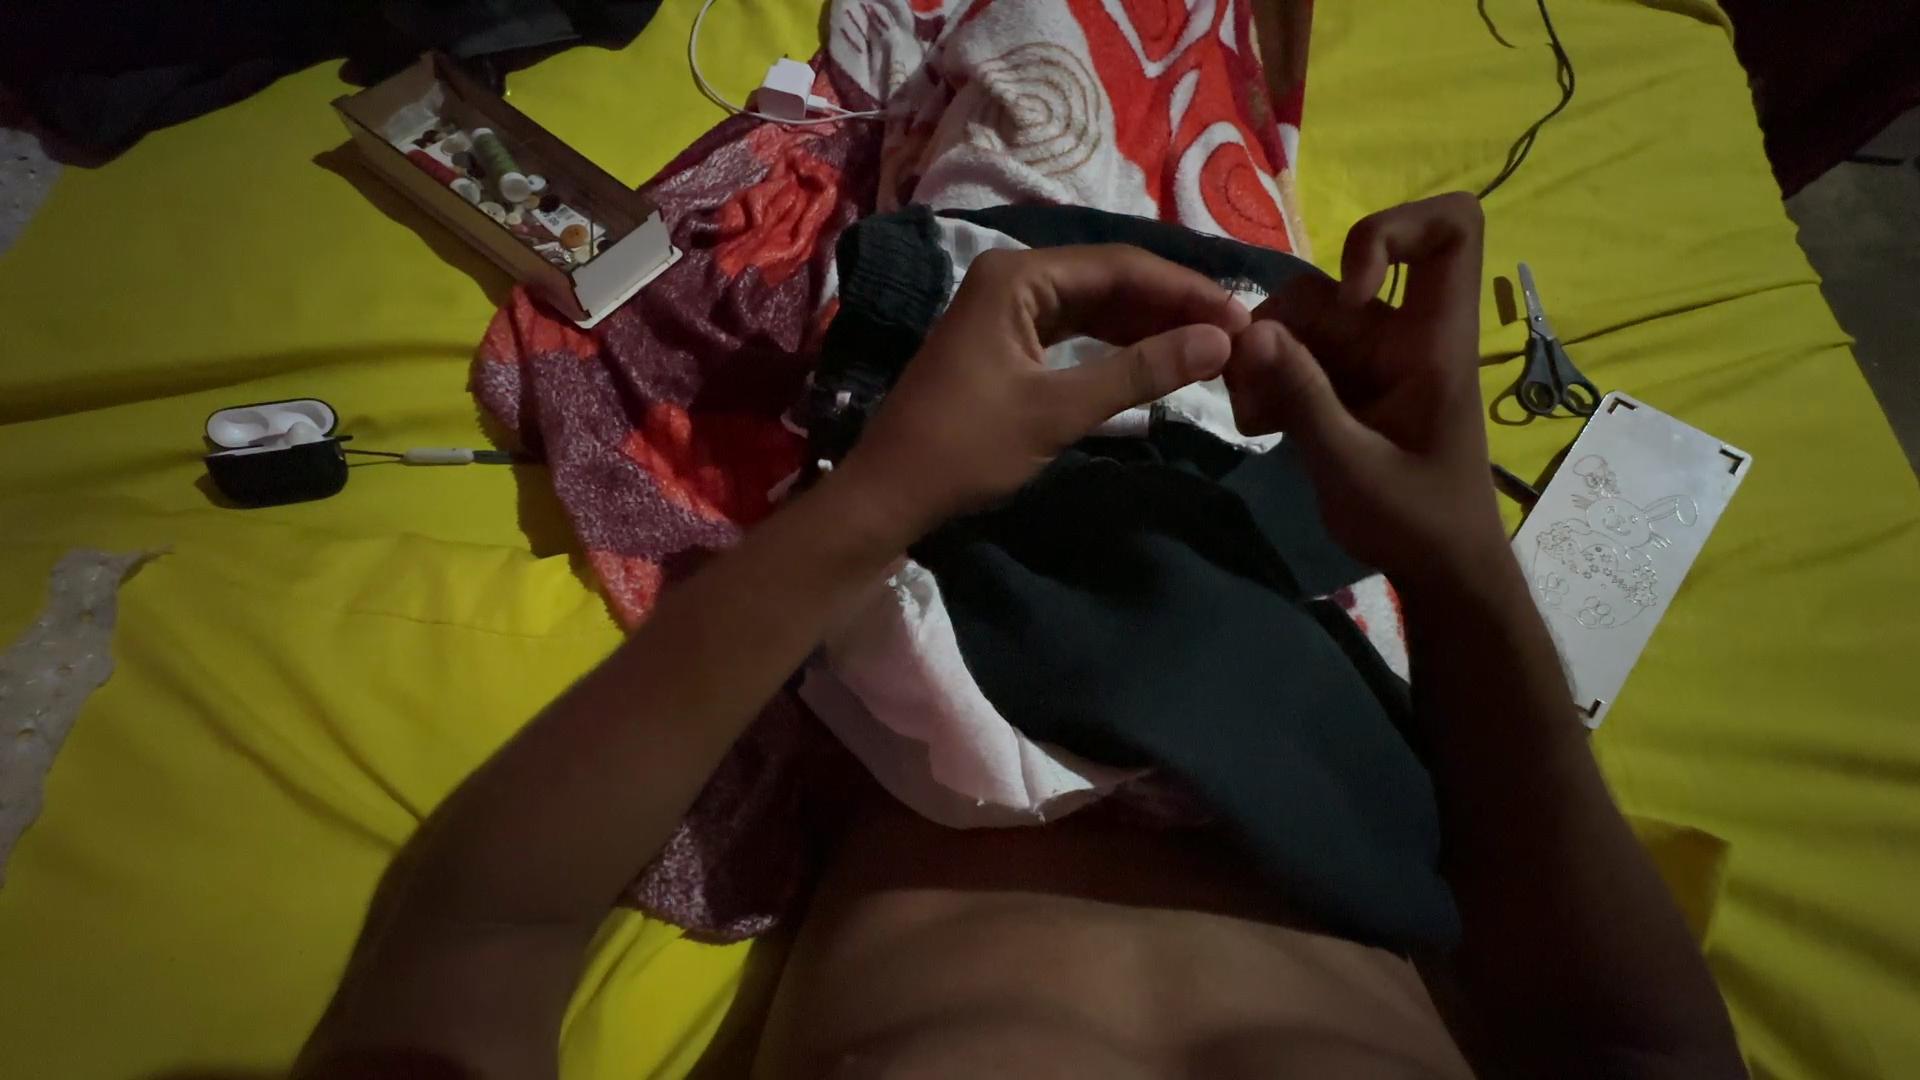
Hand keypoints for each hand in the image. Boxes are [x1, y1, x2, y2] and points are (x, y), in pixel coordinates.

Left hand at [837, 244, 1250, 538]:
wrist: (893, 492)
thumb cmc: (967, 449)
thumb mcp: (1058, 410)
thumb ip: (1138, 373)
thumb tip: (1220, 341)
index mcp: (1018, 277)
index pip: (1120, 267)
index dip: (1185, 291)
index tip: (1241, 316)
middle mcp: (1012, 280)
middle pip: (1108, 281)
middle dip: (1169, 307)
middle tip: (1232, 334)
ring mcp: (1004, 312)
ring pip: (1091, 308)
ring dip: (1144, 327)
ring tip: (1204, 348)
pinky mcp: (1003, 345)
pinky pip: (1070, 334)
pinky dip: (1111, 348)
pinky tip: (1151, 359)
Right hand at [1223, 193, 1505, 588]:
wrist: (1437, 568)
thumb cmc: (1416, 519)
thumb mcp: (1351, 463)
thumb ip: (1303, 397)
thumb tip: (1250, 332)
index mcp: (1432, 341)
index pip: (1450, 232)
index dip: (1392, 233)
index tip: (1347, 293)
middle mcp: (1397, 338)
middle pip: (1326, 290)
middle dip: (1277, 331)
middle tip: (1250, 392)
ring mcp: (1364, 363)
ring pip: (1296, 328)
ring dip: (1260, 367)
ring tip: (1255, 421)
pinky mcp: (1340, 389)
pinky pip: (1290, 363)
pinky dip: (1266, 387)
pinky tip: (1262, 427)